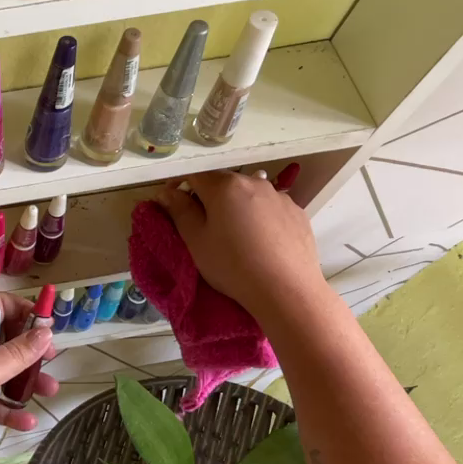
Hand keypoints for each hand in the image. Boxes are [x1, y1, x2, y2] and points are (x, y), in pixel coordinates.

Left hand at [0, 293, 59, 460]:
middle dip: (29, 349)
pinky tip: (27, 421)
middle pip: (3, 339)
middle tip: (51, 360)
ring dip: (24, 381)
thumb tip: (46, 331)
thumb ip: (17, 353)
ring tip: (49, 391)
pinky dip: (8, 409)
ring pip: (0, 372)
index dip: (22, 309)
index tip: (46, 325)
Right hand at [158, 169, 328, 322]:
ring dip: (234, 207)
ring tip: (234, 236)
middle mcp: (253, 182)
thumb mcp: (196, 241)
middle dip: (208, 198)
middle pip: (222, 183)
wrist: (286, 288)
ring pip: (247, 195)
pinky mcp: (296, 212)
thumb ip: (180, 211)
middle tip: (202, 226)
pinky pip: (268, 208)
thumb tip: (166, 193)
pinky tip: (258, 242)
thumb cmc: (232, 265)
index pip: (194, 175)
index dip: (179, 187)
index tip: (173, 206)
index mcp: (224, 186)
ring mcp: (279, 196)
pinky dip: (258, 217)